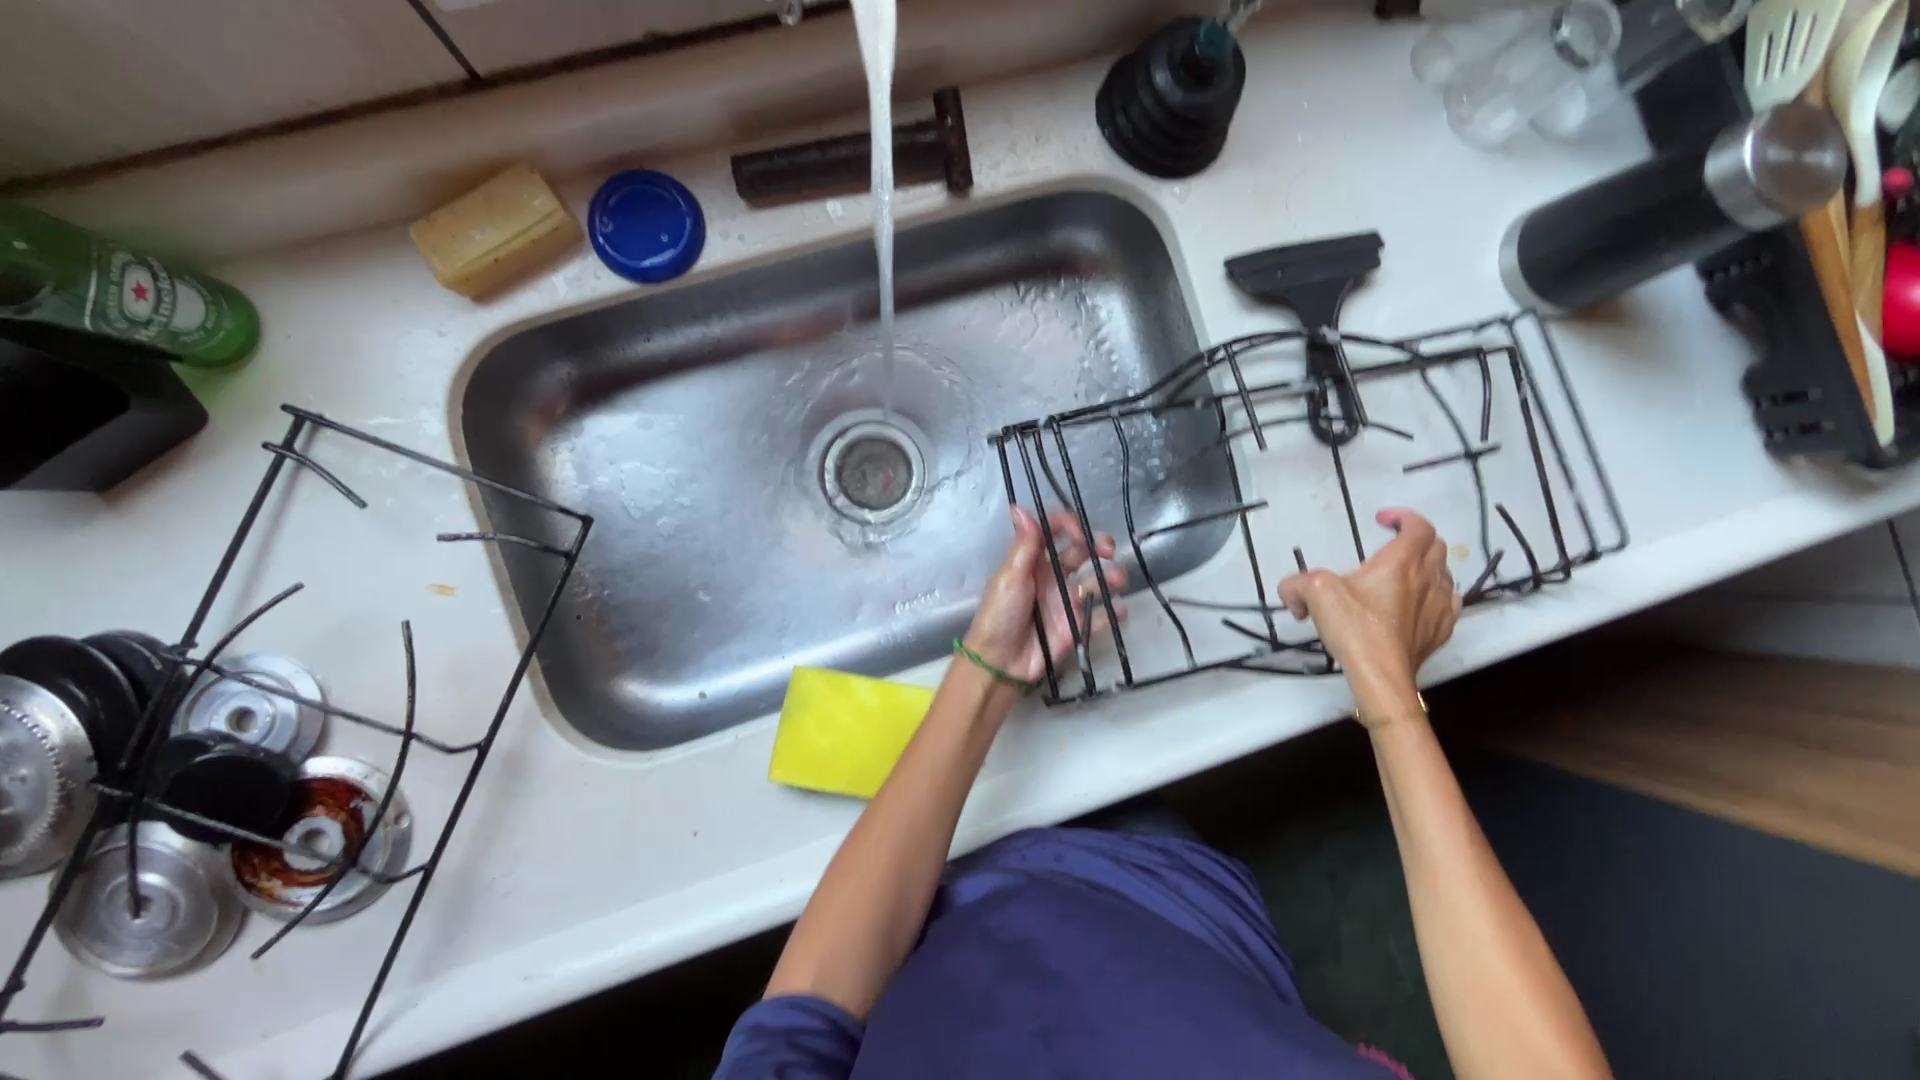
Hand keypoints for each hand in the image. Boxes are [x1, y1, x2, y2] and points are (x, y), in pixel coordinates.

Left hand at [963, 505, 1126, 682]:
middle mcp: (1052, 577)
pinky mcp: (1076, 627)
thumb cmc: (1000, 615)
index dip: (1068, 525)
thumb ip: (1023, 545)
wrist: (1001, 663)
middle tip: (1110, 550)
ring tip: (1118, 580)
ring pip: (1095, 582)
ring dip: (1111, 577)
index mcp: (1033, 562)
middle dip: (1098, 546)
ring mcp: (1066, 602)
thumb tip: (1018, 507)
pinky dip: (1114, 612)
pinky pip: (1101, 616)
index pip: (1053, 532)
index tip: (1079, 532)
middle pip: (1081, 553)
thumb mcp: (1010, 577)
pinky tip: (1118, 610)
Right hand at [1277, 508, 1460, 726]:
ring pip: (1444, 573)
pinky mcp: (1442, 629)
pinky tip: (1418, 604)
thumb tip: (1293, 594)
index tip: (1381, 520)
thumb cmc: (1353, 629)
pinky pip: (1448, 602)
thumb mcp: (1313, 593)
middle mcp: (1428, 578)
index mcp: (1401, 562)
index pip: (1418, 526)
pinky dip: (1435, 594)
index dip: (1403, 516)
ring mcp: (1440, 605)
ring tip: (1403, 576)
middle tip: (1390, 547)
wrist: (1381, 675)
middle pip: (1436, 546)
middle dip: (1415, 539)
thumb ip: (1296, 584)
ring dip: (1427, 567)